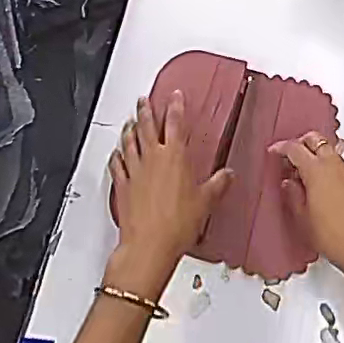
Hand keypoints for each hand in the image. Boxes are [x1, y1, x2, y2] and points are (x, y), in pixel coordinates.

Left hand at [107, 92, 231, 295]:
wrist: (149, 244)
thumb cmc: (177, 224)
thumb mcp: (206, 202)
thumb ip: (218, 184)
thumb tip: (228, 175)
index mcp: (175, 157)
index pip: (175, 123)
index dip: (175, 107)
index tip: (174, 97)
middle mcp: (153, 158)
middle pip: (147, 127)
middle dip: (146, 111)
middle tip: (143, 101)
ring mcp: (134, 171)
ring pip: (129, 142)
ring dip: (130, 129)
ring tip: (129, 121)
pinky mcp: (122, 186)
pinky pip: (116, 165)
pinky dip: (116, 156)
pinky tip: (115, 153)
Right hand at [270, 133, 343, 289]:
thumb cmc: (337, 236)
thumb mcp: (302, 218)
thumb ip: (292, 195)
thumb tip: (289, 185)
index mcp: (316, 170)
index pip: (295, 148)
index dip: (281, 147)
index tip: (275, 151)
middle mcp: (334, 165)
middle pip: (316, 139)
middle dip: (301, 142)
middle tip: (290, 153)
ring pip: (329, 149)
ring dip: (316, 153)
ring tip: (304, 171)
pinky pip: (339, 164)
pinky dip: (328, 165)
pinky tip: (321, 183)